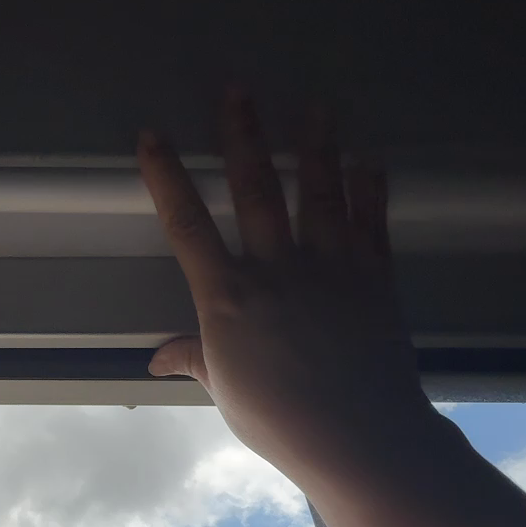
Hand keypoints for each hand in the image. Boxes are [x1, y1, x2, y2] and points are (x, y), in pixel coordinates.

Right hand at [138, 91, 447, 490]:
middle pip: (255, 191)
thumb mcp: (224, 389)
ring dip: (314, 145)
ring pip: (318, 194)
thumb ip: (194, 360)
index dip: (166, 179)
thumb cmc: (276, 418)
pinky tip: (368, 159)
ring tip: (315, 105)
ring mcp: (330, 268)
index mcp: (227, 298)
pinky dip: (368, 189)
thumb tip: (158, 357)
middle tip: (238, 91)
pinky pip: (370, 223)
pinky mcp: (373, 279)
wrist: (357, 436)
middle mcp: (276, 270)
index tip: (152, 139)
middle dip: (242, 137)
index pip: (187, 228)